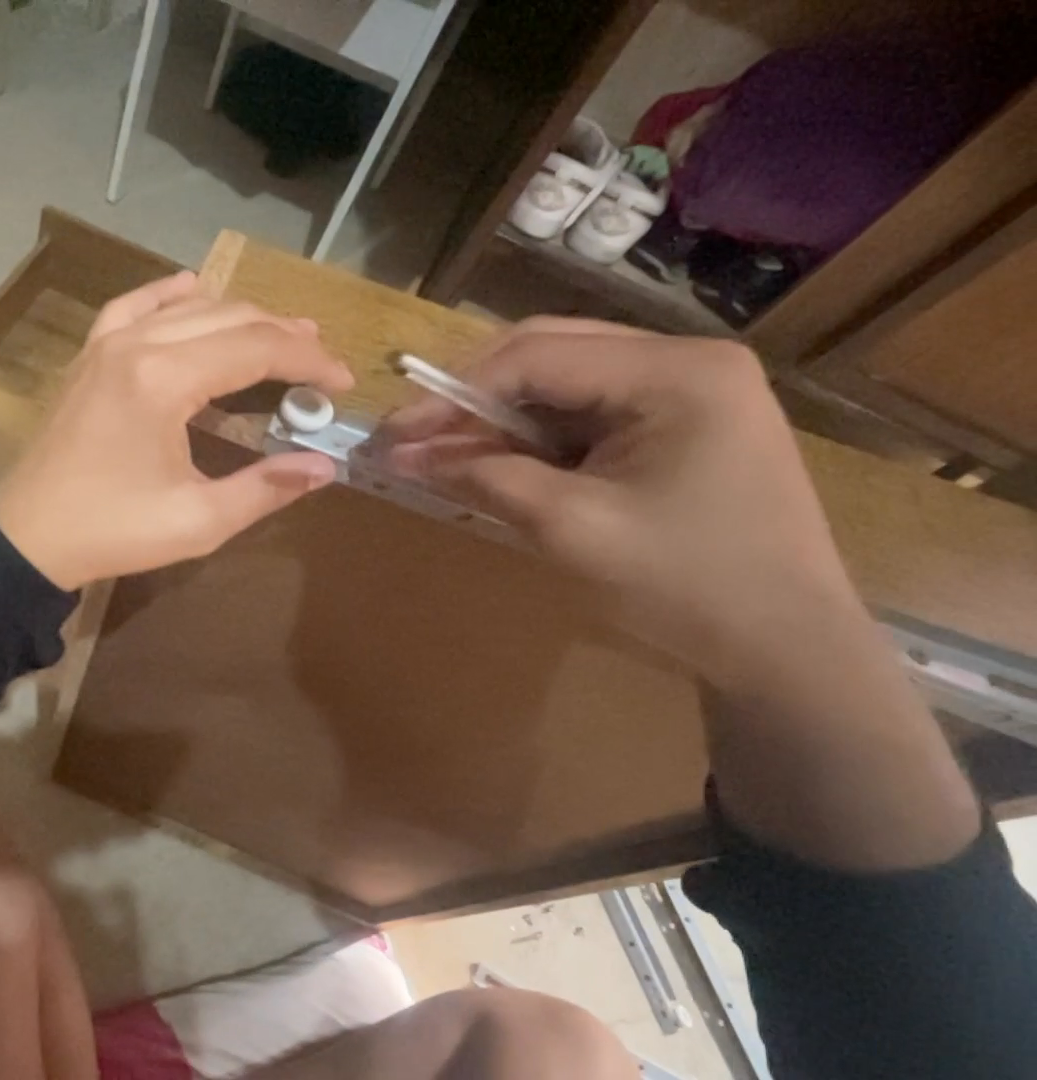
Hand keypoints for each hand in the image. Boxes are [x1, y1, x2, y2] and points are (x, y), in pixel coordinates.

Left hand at [0, 272, 354, 590]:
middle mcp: (135, 345)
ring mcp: (105, 344)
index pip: (256, 348)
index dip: (308, 361)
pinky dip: (169, 295)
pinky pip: (133, 306)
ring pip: (187, 307)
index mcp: (164, 380)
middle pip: (228, 318)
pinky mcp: (87, 355)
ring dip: (239, 315)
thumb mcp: (197, 521)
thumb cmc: (112, 531)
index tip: (342, 382)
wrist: (29, 536)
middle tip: (321, 361)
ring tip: (280, 333)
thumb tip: (323, 466)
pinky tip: (192, 289)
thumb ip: (264, 489)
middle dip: (283, 336)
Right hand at [380, 317, 858, 687]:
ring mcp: (685, 388)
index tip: (392, 432)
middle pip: (547, 353)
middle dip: (470, 396)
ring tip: (442, 453)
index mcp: (675, 372)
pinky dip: (531, 434)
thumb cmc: (685, 583)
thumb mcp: (571, 527)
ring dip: (496, 415)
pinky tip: (496, 461)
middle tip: (411, 438)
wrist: (784, 645)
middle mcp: (684, 359)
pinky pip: (583, 411)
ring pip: (559, 380)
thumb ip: (485, 477)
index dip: (453, 393)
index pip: (535, 356)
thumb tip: (402, 455)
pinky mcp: (677, 421)